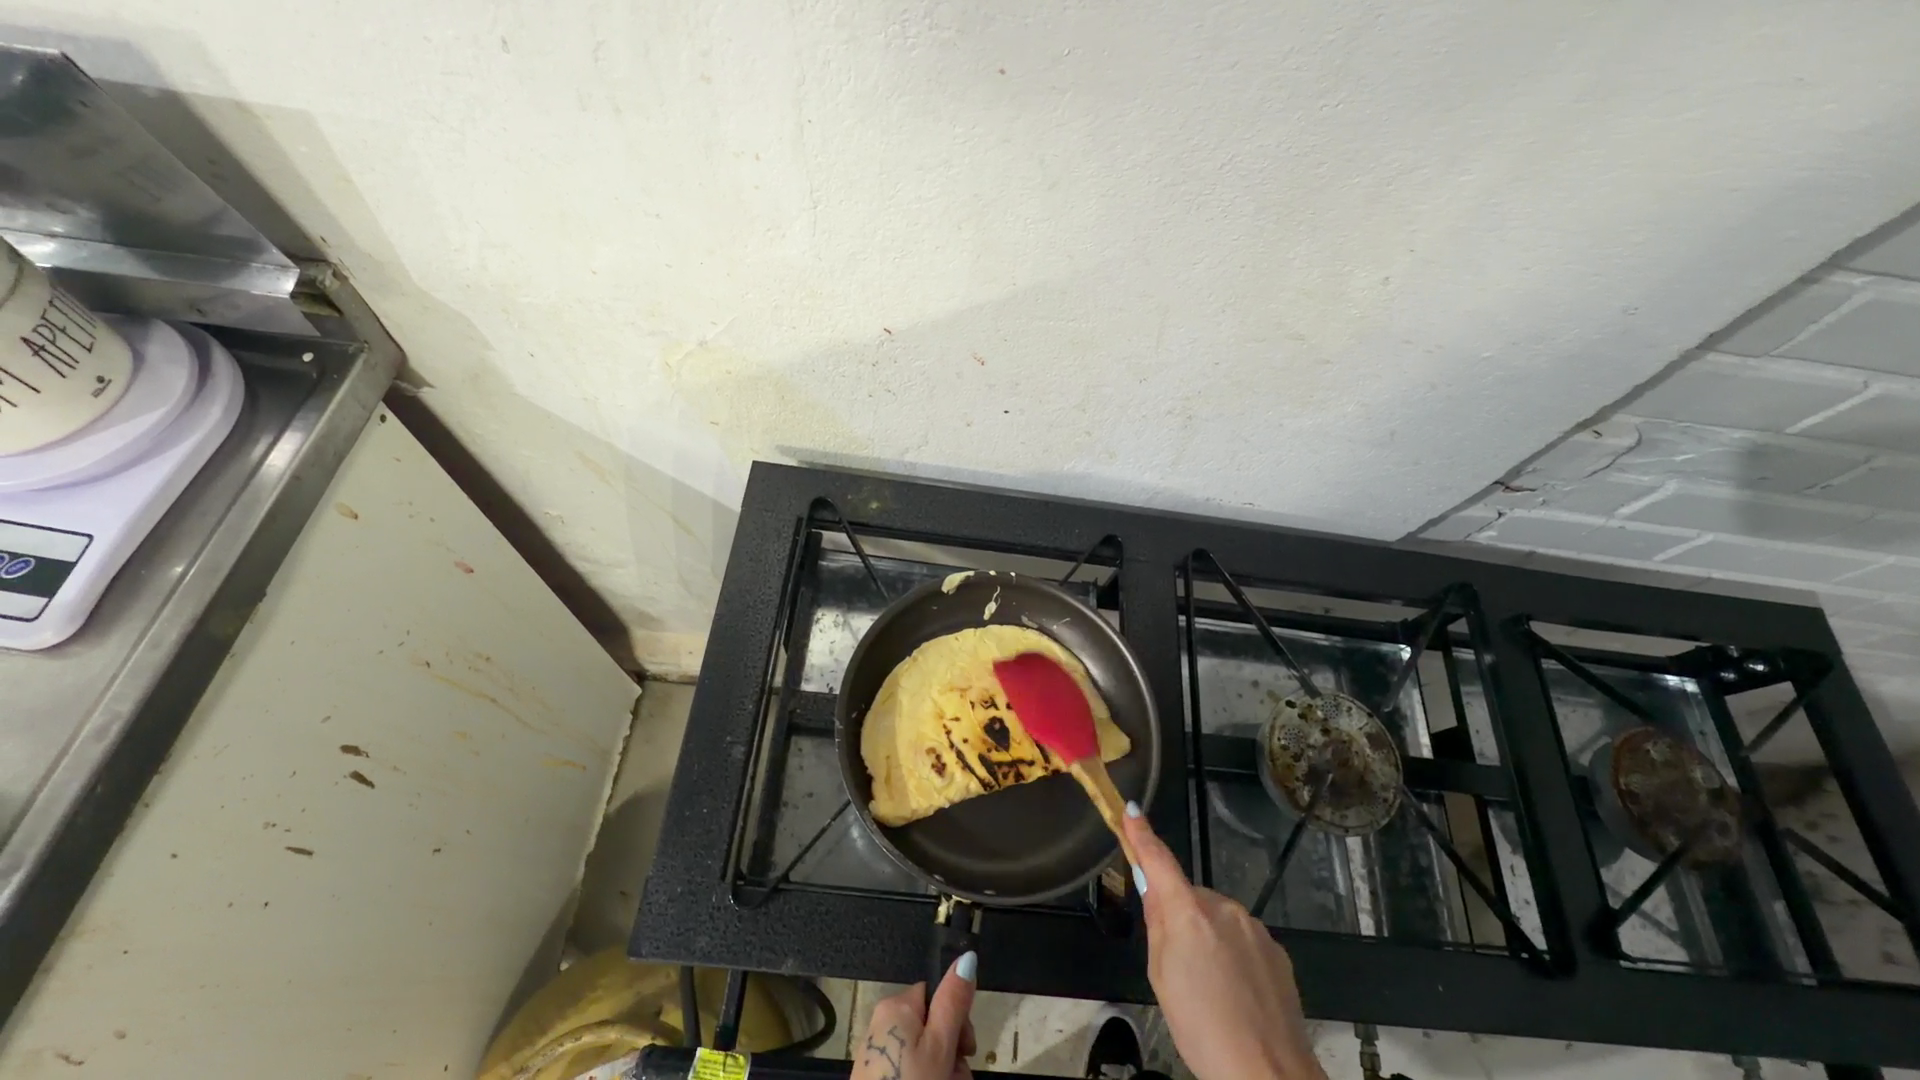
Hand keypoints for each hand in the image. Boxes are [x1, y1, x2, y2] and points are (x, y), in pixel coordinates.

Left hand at [851, 954, 977, 1079]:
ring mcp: (880, 1049)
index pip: (937, 995)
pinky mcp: (879, 1074)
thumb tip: (967, 955)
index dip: (957, 1020)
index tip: (967, 1047)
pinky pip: (911, 1068)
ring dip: (944, 1071)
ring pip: (926, 1051)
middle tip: (955, 1076)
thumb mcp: (940, 1044)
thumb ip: (954, 1000)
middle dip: (952, 1051)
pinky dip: (926, 1078)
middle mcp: (885, 1020)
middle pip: (933, 1025)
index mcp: (898, 1004)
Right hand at [1124, 803, 1324, 1079]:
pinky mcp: (1276, 949)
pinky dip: (1233, 956)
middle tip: (1176, 965)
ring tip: (1210, 990)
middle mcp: (1224, 908)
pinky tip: (1236, 995)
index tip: (1131, 811)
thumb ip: (1158, 928)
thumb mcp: (1161, 978)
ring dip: (1208, 939)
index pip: (1158, 861)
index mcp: (1188, 912)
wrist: (1268, 1070)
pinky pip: (1242, 940)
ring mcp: (1254, 927)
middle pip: (1190, 897)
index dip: (1141, 835)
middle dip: (1180, 917)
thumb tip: (1156, 895)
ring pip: (1218, 920)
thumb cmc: (1201, 1028)